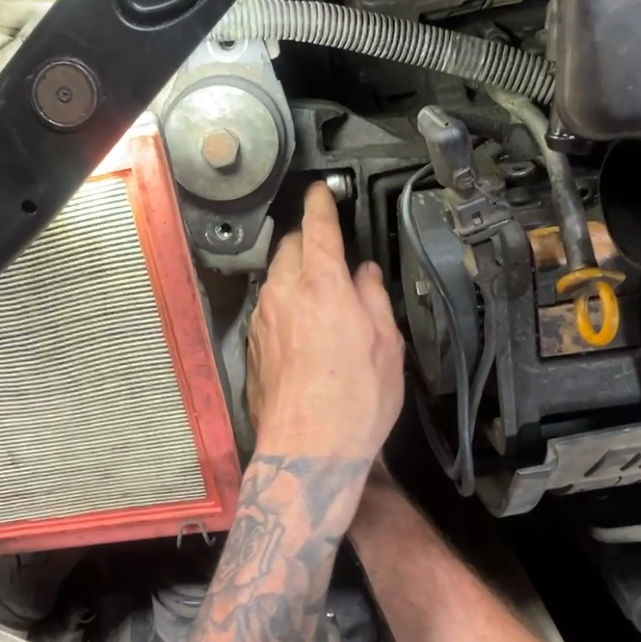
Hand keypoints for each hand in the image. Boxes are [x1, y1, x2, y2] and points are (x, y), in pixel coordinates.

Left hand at [245, 183, 404, 464]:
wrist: (308, 449)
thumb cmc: (353, 402)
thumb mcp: (386, 345)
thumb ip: (374, 298)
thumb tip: (367, 276)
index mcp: (322, 286)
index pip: (317, 227)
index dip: (320, 203)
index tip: (320, 192)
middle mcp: (285, 294)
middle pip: (289, 246)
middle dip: (306, 239)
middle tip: (330, 249)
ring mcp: (264, 318)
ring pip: (275, 277)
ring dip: (294, 273)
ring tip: (323, 295)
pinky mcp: (254, 343)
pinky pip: (268, 307)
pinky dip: (284, 303)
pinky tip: (305, 327)